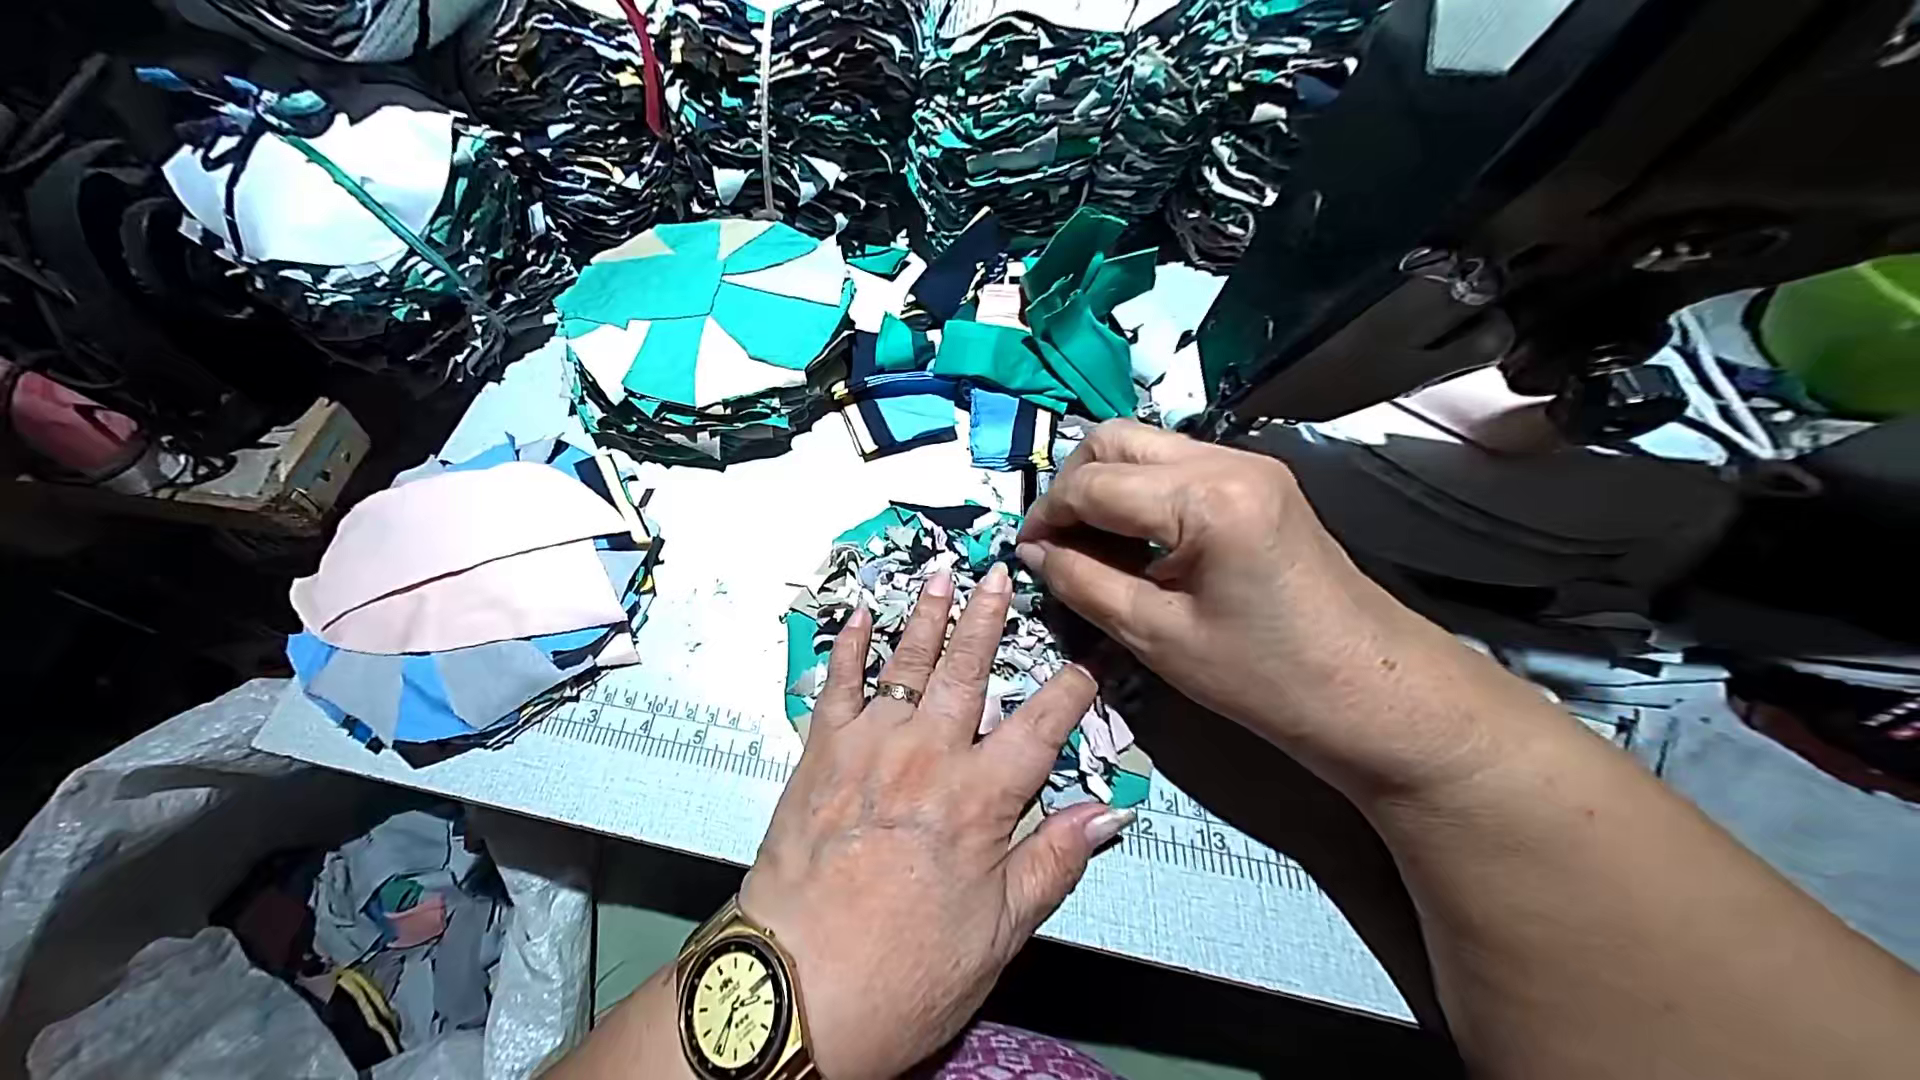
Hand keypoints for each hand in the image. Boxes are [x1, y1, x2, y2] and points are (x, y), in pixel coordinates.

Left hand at [739, 563, 1135, 1079]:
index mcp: (979, 800)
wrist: (794, 992)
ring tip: (942, 576)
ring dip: (927, 618)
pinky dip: (848, 649)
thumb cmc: (907, 972)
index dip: (1074, 687)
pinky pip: (836, 687)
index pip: (1042, 727)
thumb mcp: (999, 933)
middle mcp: (928, 756)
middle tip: (1001, 575)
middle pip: (968, 673)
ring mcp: (869, 746)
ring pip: (907, 665)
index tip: (1094, 653)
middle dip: (989, 620)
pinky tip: (857, 617)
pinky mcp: (820, 754)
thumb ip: (1053, 863)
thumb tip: (1109, 813)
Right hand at [1016, 420, 1513, 799]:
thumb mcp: (1155, 635)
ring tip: (1090, 544)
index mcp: (1204, 497)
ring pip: (1145, 445)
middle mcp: (1227, 458)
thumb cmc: (1264, 678)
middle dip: (1071, 485)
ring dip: (1104, 485)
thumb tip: (1033, 552)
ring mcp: (1249, 464)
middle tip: (1056, 542)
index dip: (1046, 516)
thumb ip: (1082, 582)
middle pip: (1115, 439)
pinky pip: (1176, 466)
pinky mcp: (1258, 481)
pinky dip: (1139, 492)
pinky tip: (1134, 540)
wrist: (1375, 694)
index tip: (1025, 552)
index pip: (1093, 483)